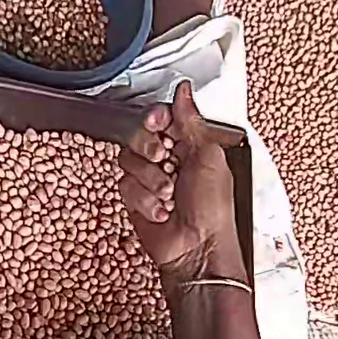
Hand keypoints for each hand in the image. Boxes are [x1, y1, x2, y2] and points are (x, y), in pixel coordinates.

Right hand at [118, 81, 245, 286]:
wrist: (197, 248)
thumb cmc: (212, 208)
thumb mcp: (208, 156)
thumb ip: (191, 121)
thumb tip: (184, 90)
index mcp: (188, 145)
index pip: (161, 118)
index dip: (155, 119)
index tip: (157, 126)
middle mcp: (167, 160)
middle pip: (139, 135)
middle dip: (151, 151)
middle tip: (166, 163)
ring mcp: (149, 180)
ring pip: (128, 161)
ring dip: (151, 181)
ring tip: (169, 196)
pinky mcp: (136, 200)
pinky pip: (125, 187)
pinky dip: (145, 200)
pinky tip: (161, 212)